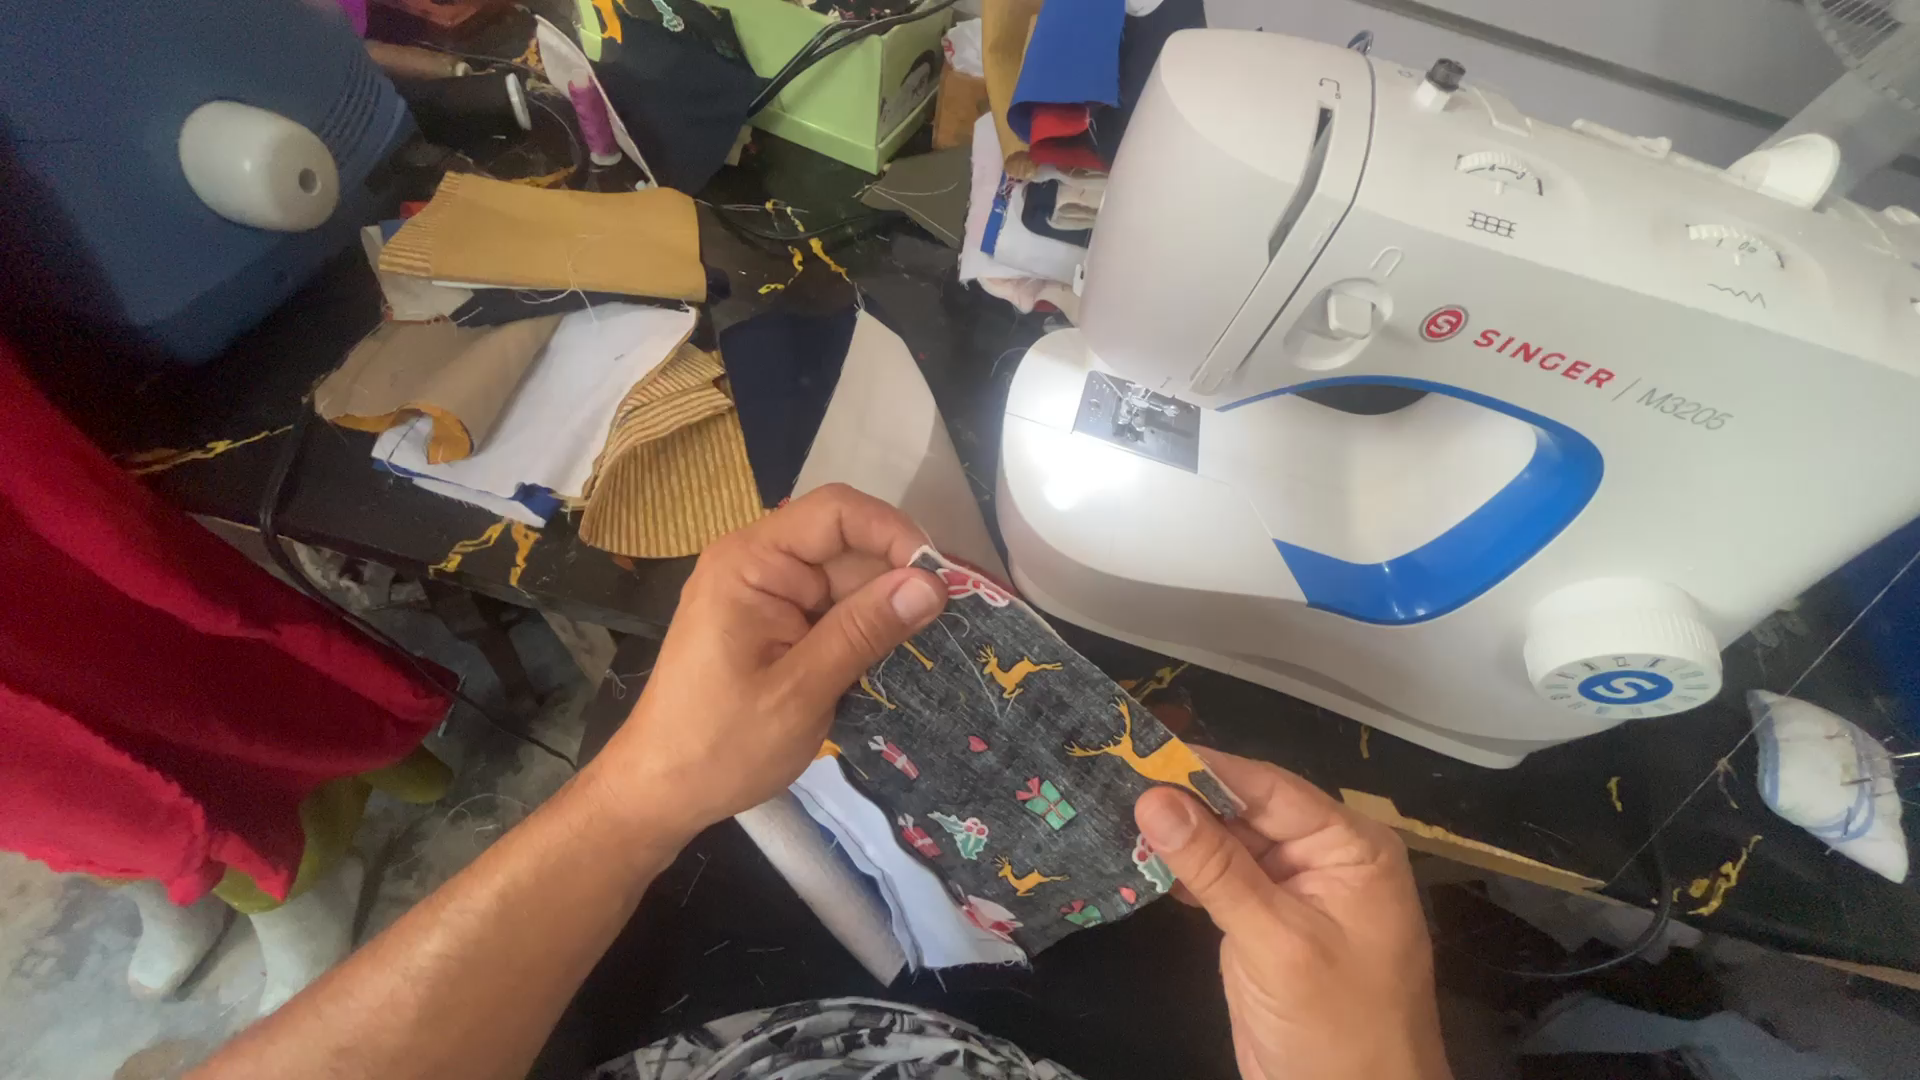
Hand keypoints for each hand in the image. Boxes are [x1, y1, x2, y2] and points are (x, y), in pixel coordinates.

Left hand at [586, 485, 945, 841]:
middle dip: (898, 578)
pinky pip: (837, 608)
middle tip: (945, 624)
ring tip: (929, 645)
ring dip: (887, 608)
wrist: (662, 792)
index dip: (894, 532)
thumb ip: (864, 632)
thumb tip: (932, 585)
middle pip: (849, 546)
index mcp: (751, 562)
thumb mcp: (800, 691)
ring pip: (850, 579)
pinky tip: (894, 657)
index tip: (939, 579)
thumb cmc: (719, 745)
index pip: (836, 514)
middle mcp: (761, 562)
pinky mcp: (781, 621)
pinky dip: (868, 629)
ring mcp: (771, 592)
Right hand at [1134, 749, 1450, 1079]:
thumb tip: (1151, 798)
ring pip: (1223, 838)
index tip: (1138, 750)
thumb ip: (1214, 866)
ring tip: (1113, 808)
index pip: (1266, 787)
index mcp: (1348, 846)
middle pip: (1241, 808)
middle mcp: (1321, 853)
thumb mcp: (1275, 941)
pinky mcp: (1261, 915)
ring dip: (1175, 832)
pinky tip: (1136, 857)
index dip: (1202, 767)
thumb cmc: (1336, 1030)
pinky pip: (1216, 873)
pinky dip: (1180, 868)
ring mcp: (1289, 885)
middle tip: (1113, 777)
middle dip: (1182, 799)